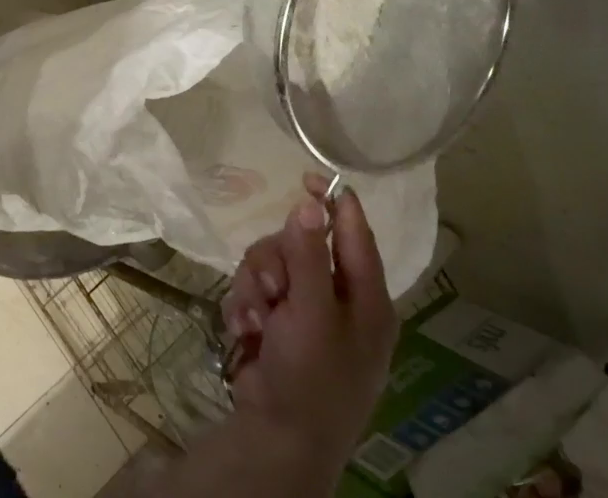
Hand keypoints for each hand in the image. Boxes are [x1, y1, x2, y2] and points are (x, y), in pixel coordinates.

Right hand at [221, 173, 396, 475]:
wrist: (281, 430)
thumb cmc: (313, 375)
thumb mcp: (314, 314)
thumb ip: (310, 257)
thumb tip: (310, 204)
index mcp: (365, 297)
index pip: (353, 235)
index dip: (334, 203)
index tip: (307, 177)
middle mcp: (335, 298)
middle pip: (296, 246)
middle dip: (273, 261)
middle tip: (271, 289)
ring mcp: (301, 310)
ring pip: (266, 265)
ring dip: (253, 287)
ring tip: (254, 318)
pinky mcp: (272, 321)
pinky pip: (250, 290)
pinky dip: (242, 306)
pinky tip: (245, 329)